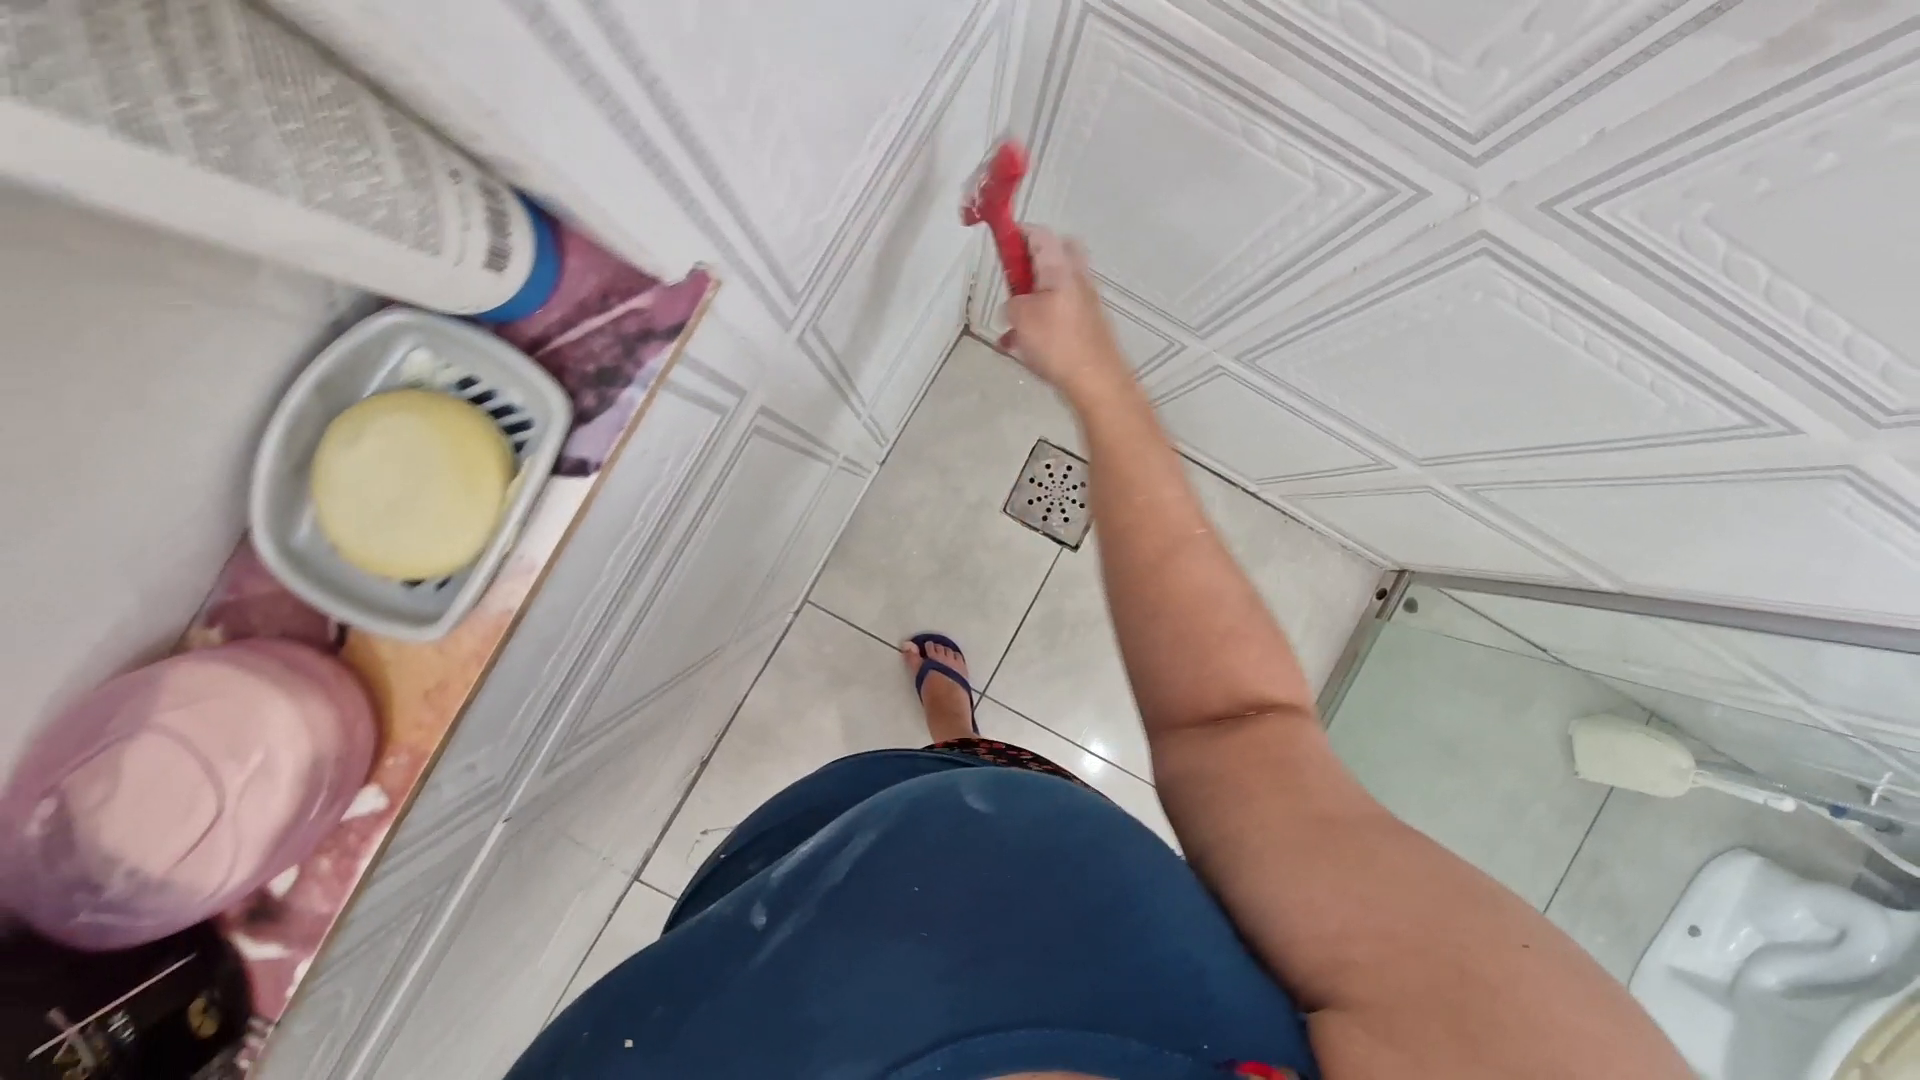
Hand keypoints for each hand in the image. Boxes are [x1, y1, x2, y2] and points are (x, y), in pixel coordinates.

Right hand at [1003, 227, 1130, 401]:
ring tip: (1012, 324)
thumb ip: (1012, 302)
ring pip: (1058, 287)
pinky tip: (1024, 347)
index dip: (1019, 233)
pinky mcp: (1088, 326)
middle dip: (1035, 261)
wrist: (1096, 381)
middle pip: (1059, 253)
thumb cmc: (1057, 343)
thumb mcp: (1020, 318)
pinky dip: (1042, 323)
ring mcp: (1087, 303)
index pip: (1040, 235)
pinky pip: (1061, 314)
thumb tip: (1015, 304)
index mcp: (1060, 268)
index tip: (1002, 242)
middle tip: (1016, 278)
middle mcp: (1078, 279)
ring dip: (1035, 298)